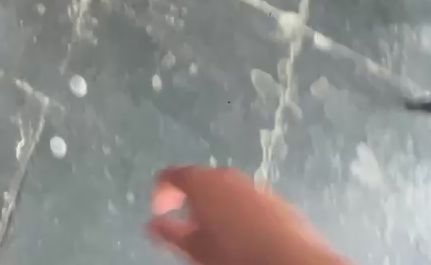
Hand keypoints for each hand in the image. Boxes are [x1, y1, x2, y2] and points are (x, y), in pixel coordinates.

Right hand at [146, 166, 346, 264]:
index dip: (160, 194)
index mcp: (199, 180)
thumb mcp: (197, 250)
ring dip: (218, 209)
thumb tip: (151, 226)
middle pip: (199, 182)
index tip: (160, 215)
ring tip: (222, 237)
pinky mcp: (279, 202)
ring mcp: (254, 186)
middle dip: (192, 203)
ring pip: (227, 192)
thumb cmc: (237, 255)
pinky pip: (250, 203)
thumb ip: (170, 234)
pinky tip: (250, 240)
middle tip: (192, 229)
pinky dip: (243, 215)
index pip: (168, 176)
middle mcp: (224, 175)